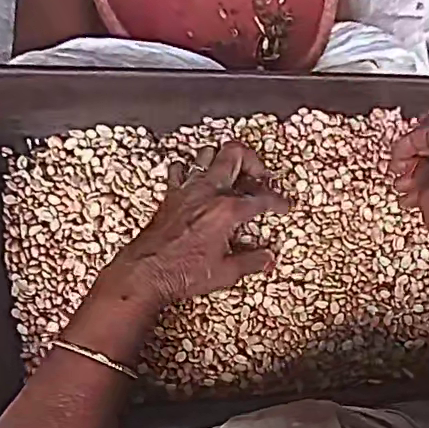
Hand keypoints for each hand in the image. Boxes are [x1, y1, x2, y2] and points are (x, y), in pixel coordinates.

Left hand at [107, 142, 291, 304]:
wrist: (144, 273)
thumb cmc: (183, 273)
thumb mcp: (226, 273)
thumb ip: (252, 261)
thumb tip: (268, 257)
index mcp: (227, 210)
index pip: (261, 198)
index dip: (278, 202)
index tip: (284, 207)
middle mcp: (207, 192)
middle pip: (235, 154)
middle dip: (253, 162)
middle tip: (261, 177)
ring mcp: (186, 190)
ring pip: (207, 154)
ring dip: (223, 161)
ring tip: (233, 177)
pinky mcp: (170, 196)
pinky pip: (181, 169)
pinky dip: (191, 170)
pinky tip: (197, 183)